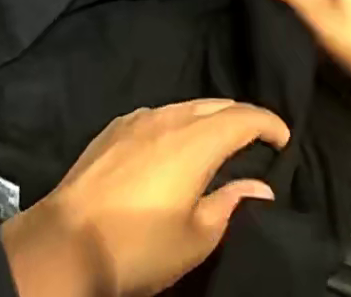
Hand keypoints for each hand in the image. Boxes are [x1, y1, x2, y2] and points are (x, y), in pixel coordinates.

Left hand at [0, 100, 289, 296]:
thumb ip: (231, 203)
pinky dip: (178, 122)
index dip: (268, 123)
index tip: (283, 137)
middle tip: (256, 139)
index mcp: (194, 140)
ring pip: (185, 106)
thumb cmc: (139, 245)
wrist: (67, 242)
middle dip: (240, 117)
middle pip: (215, 104)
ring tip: (219, 141)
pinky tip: (175, 143)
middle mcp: (168, 117)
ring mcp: (137, 118)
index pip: (242, 117)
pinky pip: (158, 114)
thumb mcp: (196, 236)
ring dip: (208, 118)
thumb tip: (259, 187)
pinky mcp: (115, 127)